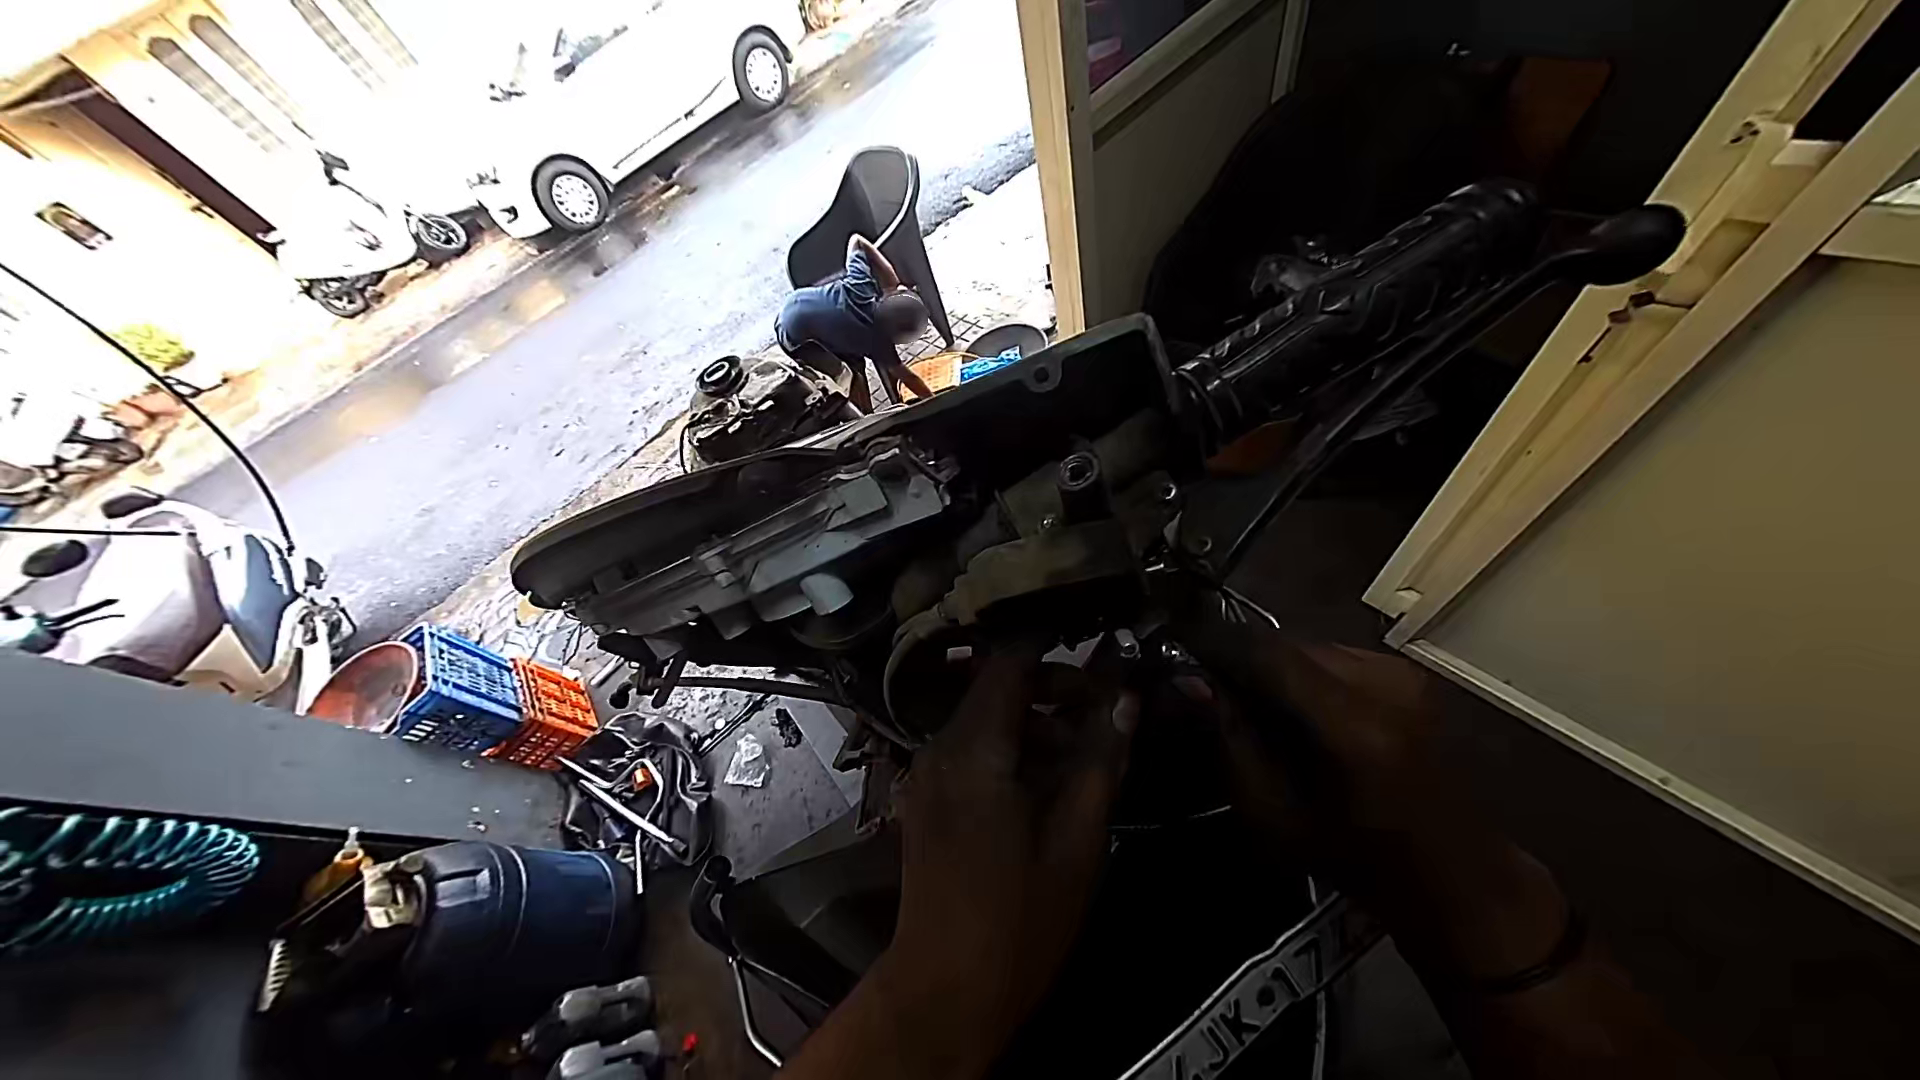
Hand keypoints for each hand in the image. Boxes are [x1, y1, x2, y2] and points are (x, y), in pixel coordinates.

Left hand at [893, 645, 1137, 1041]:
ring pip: (985, 717)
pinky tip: (1044, 780)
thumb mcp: (1077, 837)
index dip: (1052, 645)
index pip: (1008, 661)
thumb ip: (1099, 757)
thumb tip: (1124, 695)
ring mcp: (927, 770)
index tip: (1096, 646)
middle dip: (1050, 687)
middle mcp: (940, 746)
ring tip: (1081, 752)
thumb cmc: (1020, 917)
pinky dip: (1009, 747)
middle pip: (995, 686)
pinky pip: (971, 747)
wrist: (945, 987)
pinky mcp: (926, 793)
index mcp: (974, 747)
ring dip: (1033, 722)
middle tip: (1101, 709)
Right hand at [1172, 608, 1567, 981]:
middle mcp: (1381, 682)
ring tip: (1247, 695)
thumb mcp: (1272, 812)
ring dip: (1268, 664)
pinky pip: (1329, 655)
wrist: (1454, 873)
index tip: (1176, 641)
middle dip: (1238, 656)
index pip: (1266, 652)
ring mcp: (1400, 673)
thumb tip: (1190, 677)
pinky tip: (1292, 704)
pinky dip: (1298, 671)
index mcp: (1352, 726)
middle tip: (1207, 680)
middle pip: (1282, 643)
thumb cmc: (1355, 856)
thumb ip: (1230, 736)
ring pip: (1303, 645)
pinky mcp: (1405, 673)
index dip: (1214, 640)